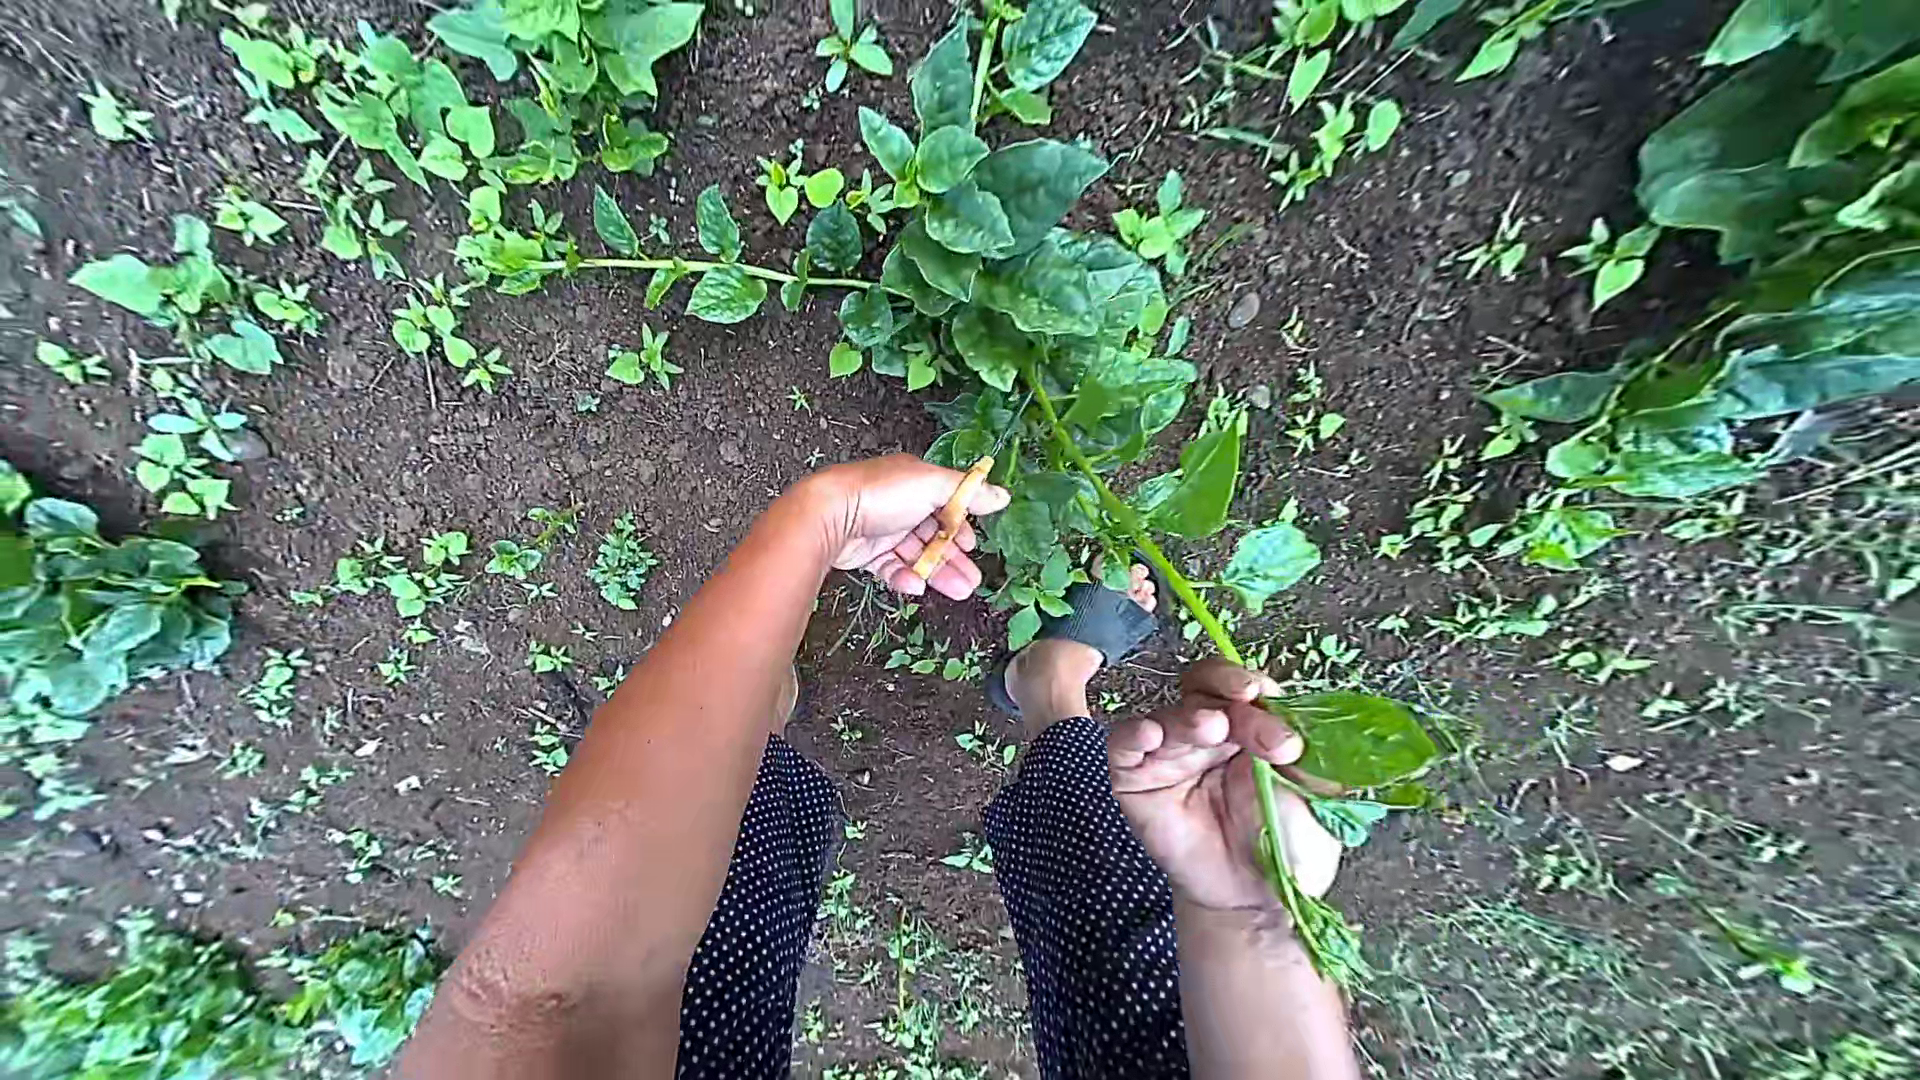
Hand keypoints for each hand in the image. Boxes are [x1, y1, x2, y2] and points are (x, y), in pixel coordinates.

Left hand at [797, 454, 1009, 599]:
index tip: (973, 545)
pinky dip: (905, 577)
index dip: (962, 525)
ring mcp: (881, 528)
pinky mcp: (865, 551)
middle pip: (933, 534)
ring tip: (959, 591)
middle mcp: (899, 503)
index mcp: (915, 481)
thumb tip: (1001, 495)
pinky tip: (916, 586)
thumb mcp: (931, 484)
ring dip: (938, 573)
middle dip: (954, 558)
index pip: (947, 504)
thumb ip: (968, 492)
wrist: (828, 516)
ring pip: (916, 554)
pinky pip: (891, 568)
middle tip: (973, 579)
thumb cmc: (880, 493)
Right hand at [1109, 659, 1342, 912]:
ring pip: (1167, 714)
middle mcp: (1203, 732)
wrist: (1253, 901)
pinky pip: (1122, 744)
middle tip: (1251, 715)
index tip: (1265, 696)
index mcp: (1245, 726)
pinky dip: (1133, 734)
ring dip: (1188, 717)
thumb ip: (1310, 758)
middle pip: (1201, 689)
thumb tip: (1298, 729)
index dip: (1248, 684)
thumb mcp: (1315, 799)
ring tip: (1210, 729)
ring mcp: (1166, 752)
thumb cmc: (1283, 846)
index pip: (1237, 687)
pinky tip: (1150, 735)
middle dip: (1227, 696)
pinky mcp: (1133, 777)